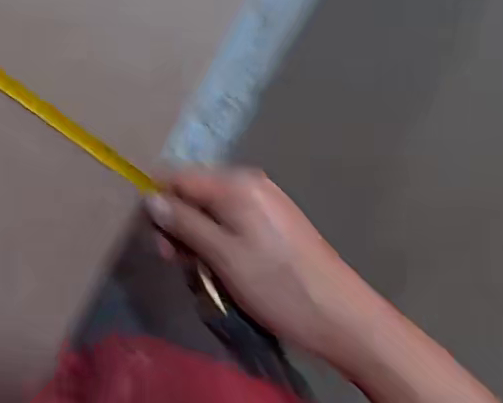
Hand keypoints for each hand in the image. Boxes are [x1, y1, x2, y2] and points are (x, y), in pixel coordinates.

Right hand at [147, 169, 387, 366]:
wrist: (353, 325)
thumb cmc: (281, 287)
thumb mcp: (223, 257)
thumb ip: (182, 222)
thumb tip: (149, 198)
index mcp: (235, 183)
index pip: (175, 177)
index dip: (159, 205)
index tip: (160, 242)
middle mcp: (248, 181)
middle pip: (193, 192)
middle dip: (180, 224)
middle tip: (179, 262)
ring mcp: (266, 200)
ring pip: (211, 209)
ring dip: (200, 237)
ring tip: (206, 271)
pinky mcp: (277, 221)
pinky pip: (232, 219)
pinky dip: (220, 240)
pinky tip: (227, 266)